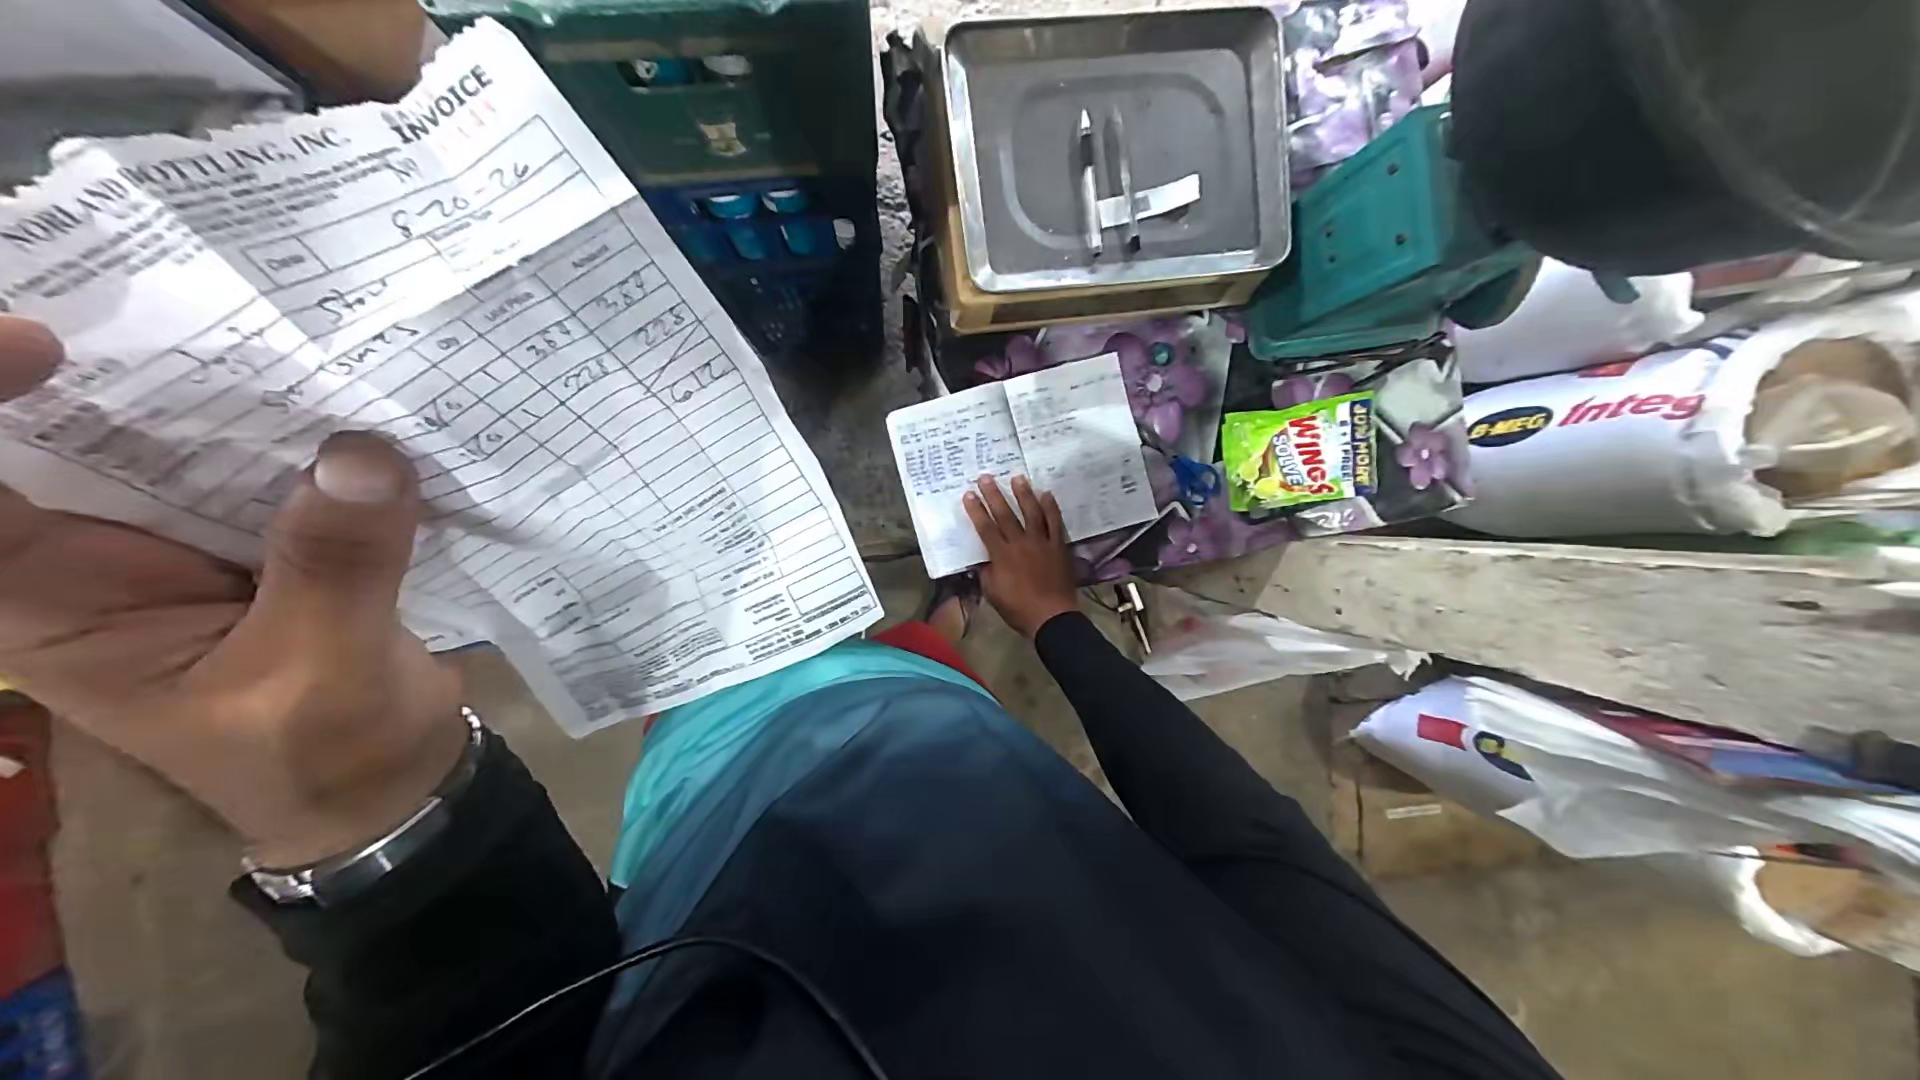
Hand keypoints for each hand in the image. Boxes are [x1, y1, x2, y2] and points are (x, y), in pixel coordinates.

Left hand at [0, 317, 463, 867]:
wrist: (390, 774)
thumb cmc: (326, 750)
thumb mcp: (320, 671)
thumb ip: (334, 569)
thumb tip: (362, 455)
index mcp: (54, 602)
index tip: (41, 339)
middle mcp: (106, 556)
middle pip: (70, 436)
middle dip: (117, 367)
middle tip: (196, 302)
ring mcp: (202, 541)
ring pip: (188, 442)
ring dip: (234, 392)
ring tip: (288, 338)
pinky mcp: (282, 538)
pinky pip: (283, 467)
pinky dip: (315, 434)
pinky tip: (355, 405)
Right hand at [963, 475, 1078, 638]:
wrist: (1052, 617)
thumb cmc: (1018, 609)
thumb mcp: (993, 593)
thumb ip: (986, 573)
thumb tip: (980, 561)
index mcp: (1002, 555)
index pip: (985, 527)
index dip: (976, 510)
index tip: (968, 495)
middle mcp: (1020, 543)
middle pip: (1005, 514)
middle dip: (994, 494)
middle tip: (986, 477)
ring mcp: (1041, 542)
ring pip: (1031, 512)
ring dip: (1023, 494)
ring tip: (1017, 478)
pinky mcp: (1058, 546)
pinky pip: (1055, 522)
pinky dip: (1051, 508)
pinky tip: (1047, 494)